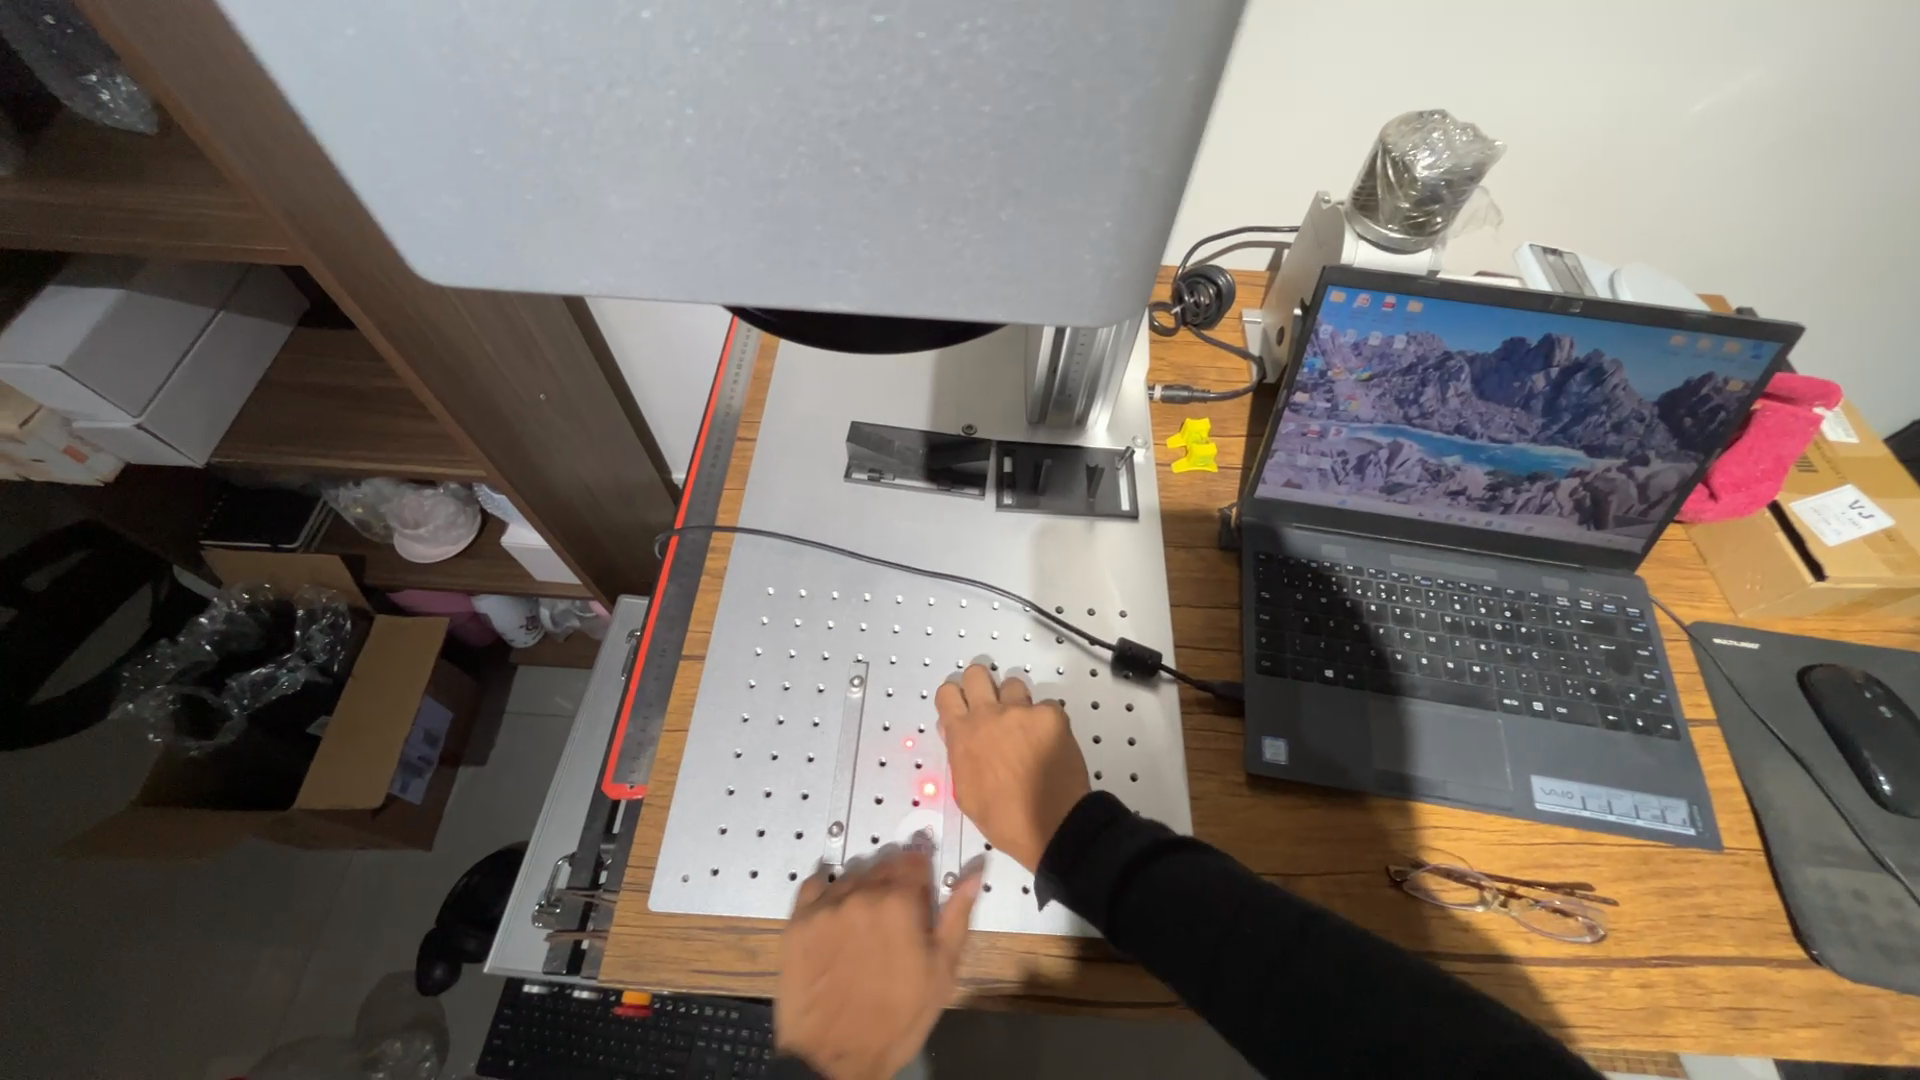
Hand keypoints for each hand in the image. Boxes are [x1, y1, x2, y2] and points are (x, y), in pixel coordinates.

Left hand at [775, 847, 980, 1079]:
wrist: (833, 1062)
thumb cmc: (897, 1020)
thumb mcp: (941, 973)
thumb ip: (957, 915)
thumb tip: (975, 871)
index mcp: (900, 901)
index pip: (915, 860)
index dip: (922, 876)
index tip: (922, 896)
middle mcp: (861, 891)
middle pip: (883, 864)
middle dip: (894, 881)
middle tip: (896, 916)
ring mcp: (826, 905)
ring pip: (851, 874)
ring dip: (863, 887)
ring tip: (866, 923)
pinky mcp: (798, 921)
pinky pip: (815, 886)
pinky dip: (828, 892)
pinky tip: (836, 915)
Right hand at [937, 664, 1091, 871]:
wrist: (1052, 826)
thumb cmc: (1002, 818)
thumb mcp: (965, 791)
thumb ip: (958, 753)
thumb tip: (955, 729)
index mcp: (963, 734)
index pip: (947, 692)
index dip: (955, 698)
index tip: (964, 708)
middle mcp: (989, 714)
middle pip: (977, 673)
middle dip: (982, 685)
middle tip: (992, 705)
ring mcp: (1022, 711)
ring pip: (1013, 683)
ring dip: (1015, 701)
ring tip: (1025, 725)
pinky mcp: (1051, 715)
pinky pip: (1045, 705)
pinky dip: (1045, 720)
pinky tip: (1049, 742)